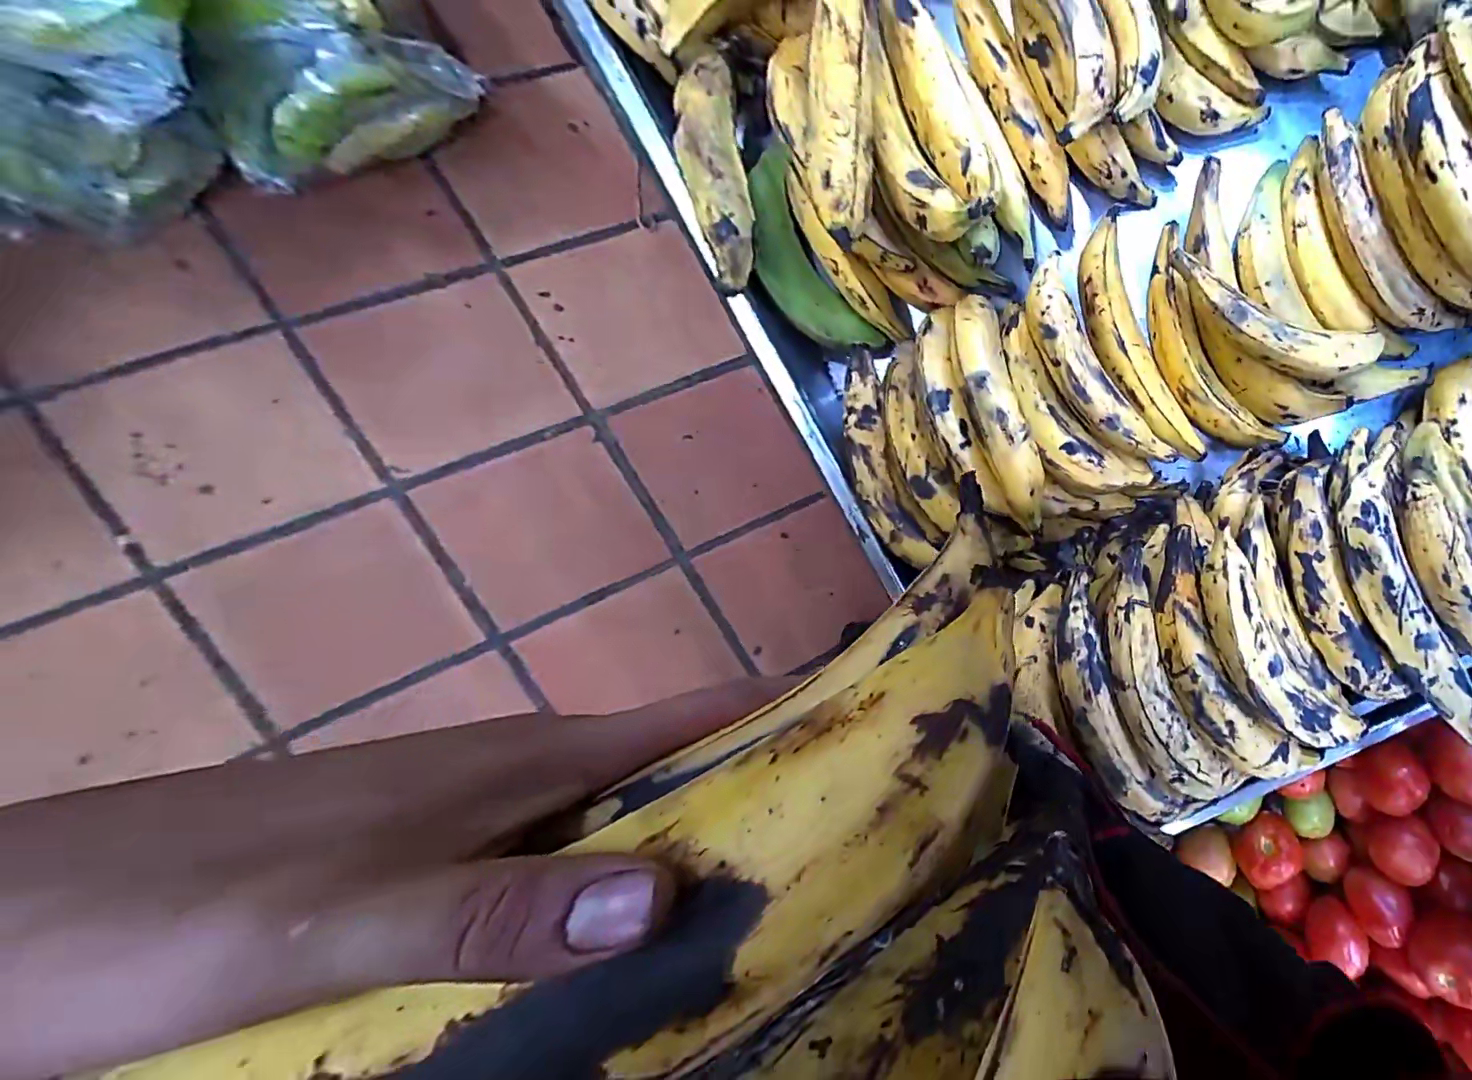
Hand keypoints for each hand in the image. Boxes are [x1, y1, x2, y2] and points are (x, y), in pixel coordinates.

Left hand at [0, 677, 792, 1079]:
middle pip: (677, 766)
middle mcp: (535, 772)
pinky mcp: (450, 854)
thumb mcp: (343, 922)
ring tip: (758, 898)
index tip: (853, 717)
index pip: (696, 711)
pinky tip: (626, 943)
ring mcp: (491, 811)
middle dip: (757, 786)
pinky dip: (620, 885)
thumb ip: (500, 912)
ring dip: (692, 842)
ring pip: (625, 817)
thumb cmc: (186, 901)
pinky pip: (570, 861)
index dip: (780, 700)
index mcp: (544, 757)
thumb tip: (661, 898)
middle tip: (834, 836)